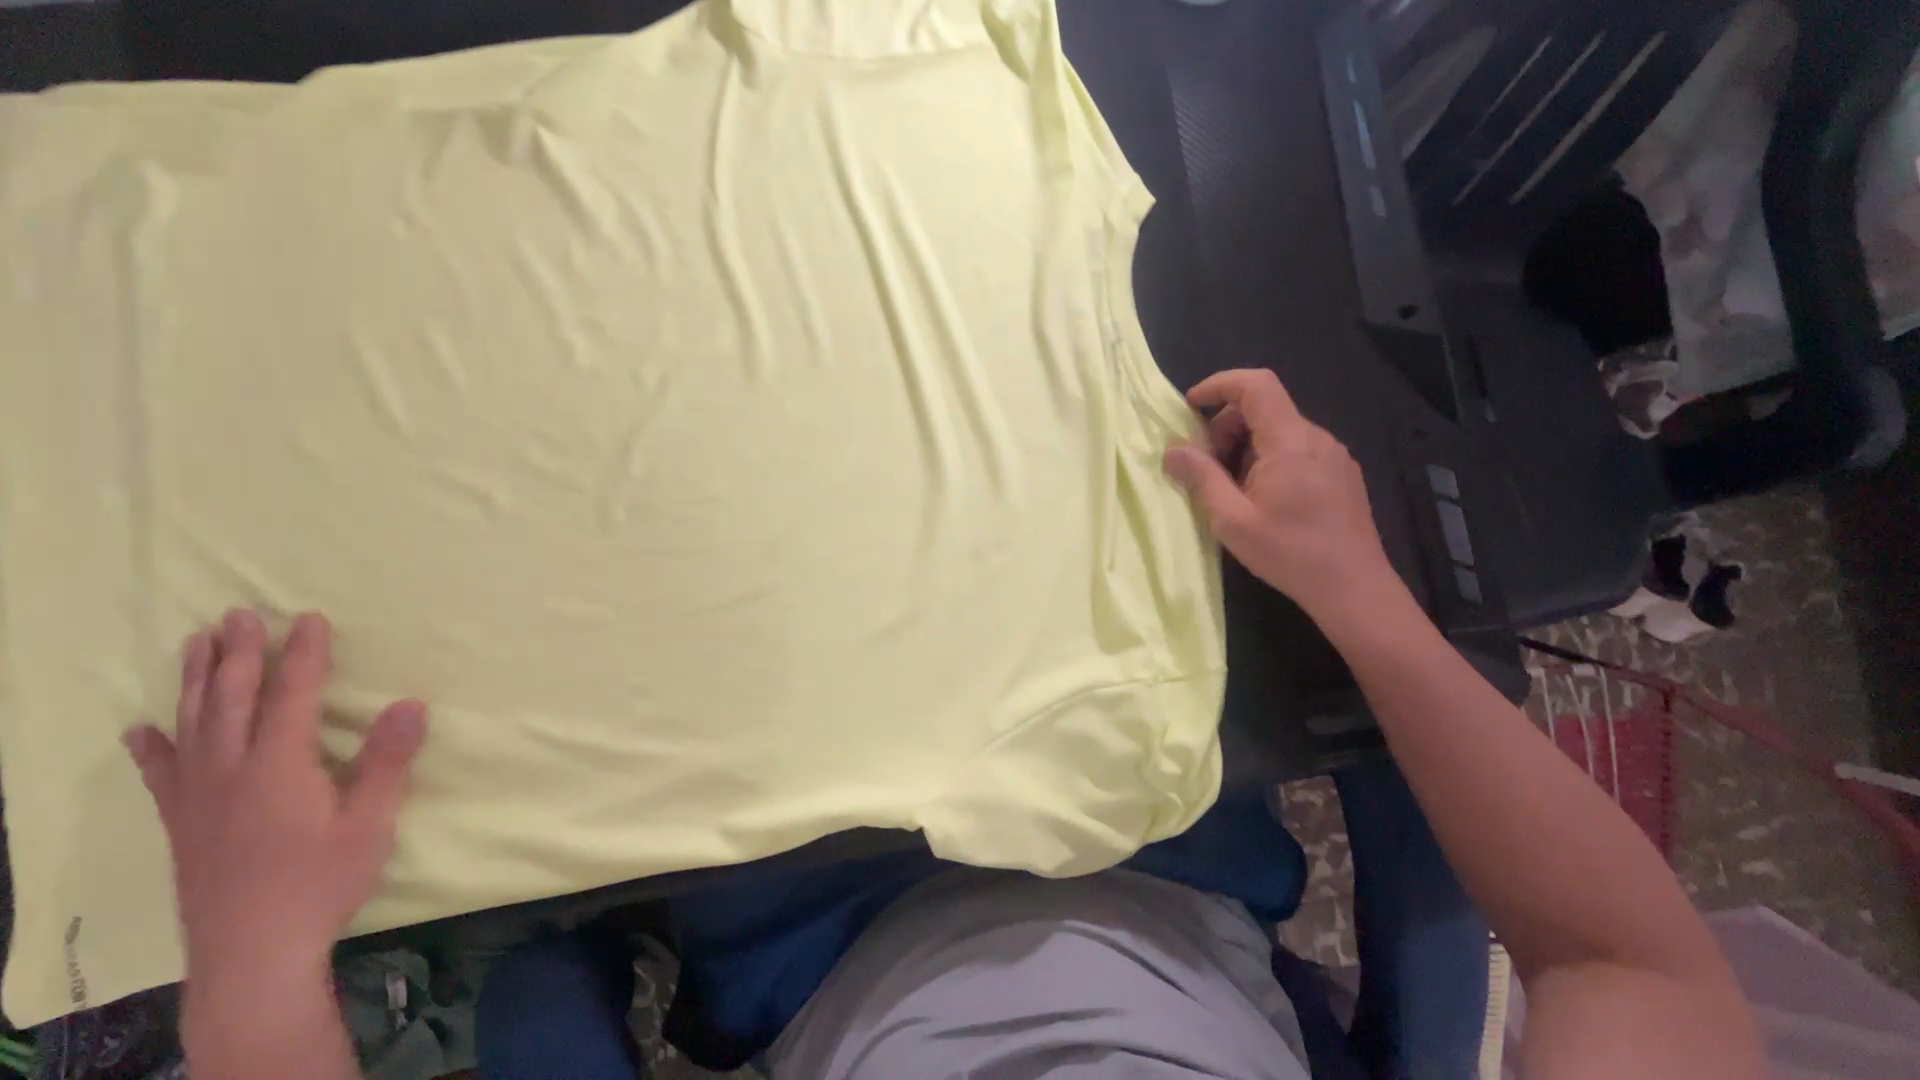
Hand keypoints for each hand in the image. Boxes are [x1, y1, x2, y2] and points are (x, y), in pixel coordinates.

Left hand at [124, 610, 427, 987]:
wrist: (252, 953)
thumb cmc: (320, 884)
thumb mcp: (369, 824)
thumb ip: (386, 762)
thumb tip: (411, 703)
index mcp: (278, 767)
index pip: (291, 696)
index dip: (302, 654)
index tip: (309, 619)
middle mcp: (230, 771)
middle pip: (230, 699)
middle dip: (237, 654)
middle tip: (239, 614)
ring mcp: (198, 797)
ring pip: (192, 725)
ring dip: (194, 681)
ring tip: (195, 644)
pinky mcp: (182, 824)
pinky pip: (161, 775)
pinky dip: (152, 747)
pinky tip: (142, 729)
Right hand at [1164, 369, 1400, 623]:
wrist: (1353, 586)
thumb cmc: (1289, 553)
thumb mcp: (1232, 520)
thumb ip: (1201, 478)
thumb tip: (1172, 450)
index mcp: (1289, 441)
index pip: (1255, 385)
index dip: (1219, 384)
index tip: (1191, 406)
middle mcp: (1316, 437)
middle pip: (1265, 408)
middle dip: (1226, 426)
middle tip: (1206, 466)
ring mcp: (1334, 455)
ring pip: (1281, 430)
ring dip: (1247, 447)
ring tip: (1233, 489)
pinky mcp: (1342, 473)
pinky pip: (1299, 450)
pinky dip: (1271, 459)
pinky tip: (1264, 499)